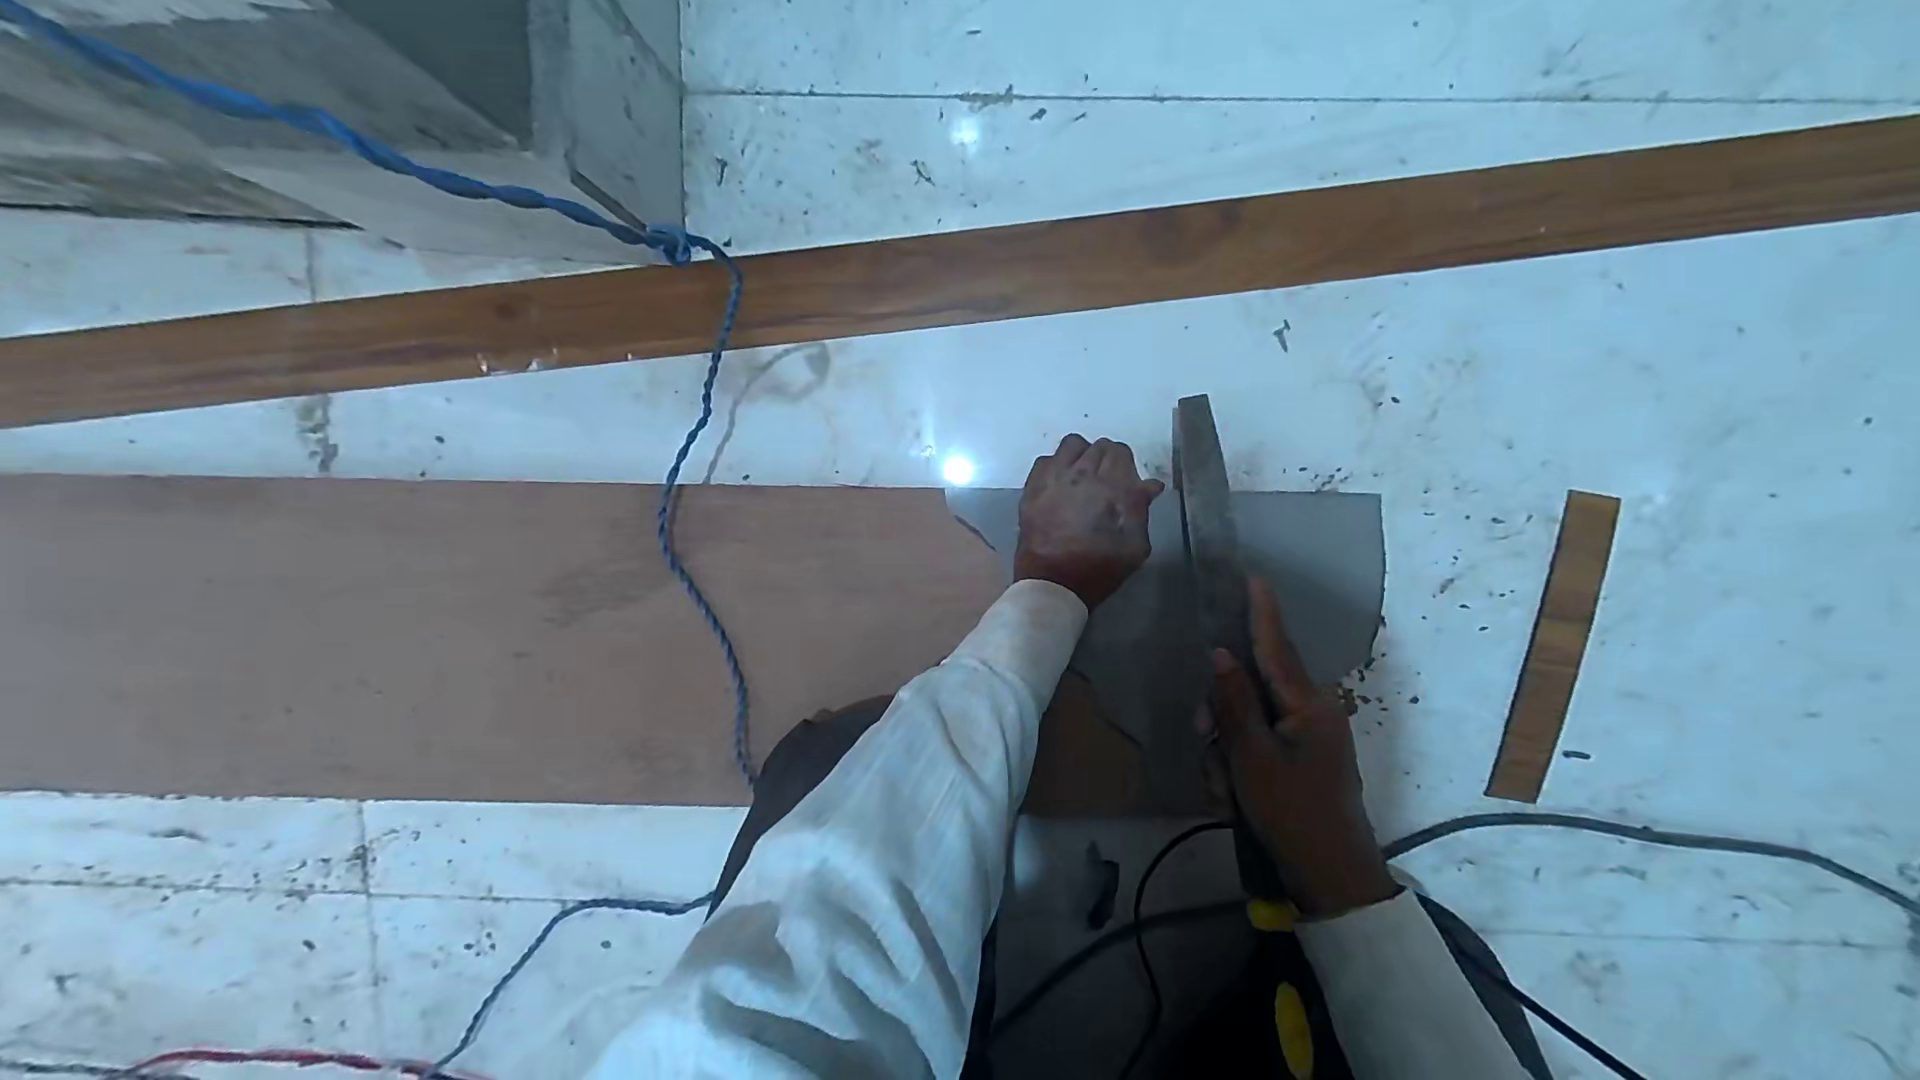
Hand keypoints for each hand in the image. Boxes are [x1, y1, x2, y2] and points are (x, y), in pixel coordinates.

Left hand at [1013, 434, 1163, 608]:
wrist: (1054, 583)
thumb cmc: (1099, 568)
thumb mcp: (1135, 546)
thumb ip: (1141, 510)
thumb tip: (1149, 485)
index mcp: (1110, 485)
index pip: (1120, 452)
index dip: (1125, 464)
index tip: (1124, 481)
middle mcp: (1081, 473)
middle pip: (1097, 447)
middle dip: (1105, 459)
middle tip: (1104, 481)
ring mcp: (1053, 478)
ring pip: (1071, 445)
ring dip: (1081, 455)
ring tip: (1081, 475)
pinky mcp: (1032, 488)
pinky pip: (1045, 460)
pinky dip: (1055, 465)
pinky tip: (1059, 483)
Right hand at [1199, 577, 1398, 916]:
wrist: (1330, 879)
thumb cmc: (1292, 812)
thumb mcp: (1252, 757)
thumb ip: (1234, 702)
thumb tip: (1221, 654)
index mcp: (1307, 707)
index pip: (1276, 649)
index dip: (1262, 614)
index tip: (1255, 578)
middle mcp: (1307, 716)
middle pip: (1248, 692)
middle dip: (1221, 718)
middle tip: (1207, 744)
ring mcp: (1301, 742)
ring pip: (1242, 724)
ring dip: (1224, 753)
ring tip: (1226, 789)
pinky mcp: (1292, 764)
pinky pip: (1250, 750)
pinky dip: (1235, 771)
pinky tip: (1234, 800)